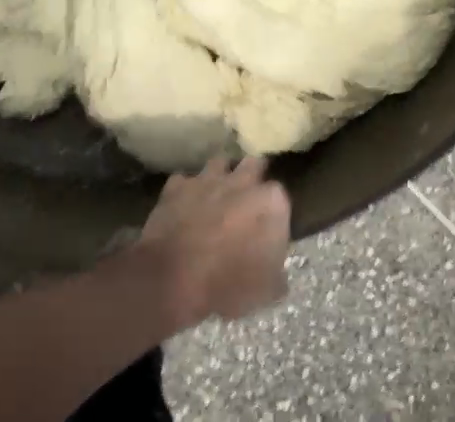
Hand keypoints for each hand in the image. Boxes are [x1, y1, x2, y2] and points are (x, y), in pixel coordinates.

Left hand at [136, 157, 289, 327]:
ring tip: (218, 195)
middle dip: (253, 176)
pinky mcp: (176, 186)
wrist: (174, 277)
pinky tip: (185, 205)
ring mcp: (206, 179)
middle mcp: (241, 181)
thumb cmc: (229, 283)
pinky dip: (186, 191)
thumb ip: (277, 273)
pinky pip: (184, 181)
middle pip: (253, 165)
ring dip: (221, 176)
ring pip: (219, 163)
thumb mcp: (268, 291)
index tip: (269, 227)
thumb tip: (276, 272)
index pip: (281, 197)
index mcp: (270, 202)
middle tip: (248, 198)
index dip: (275, 212)